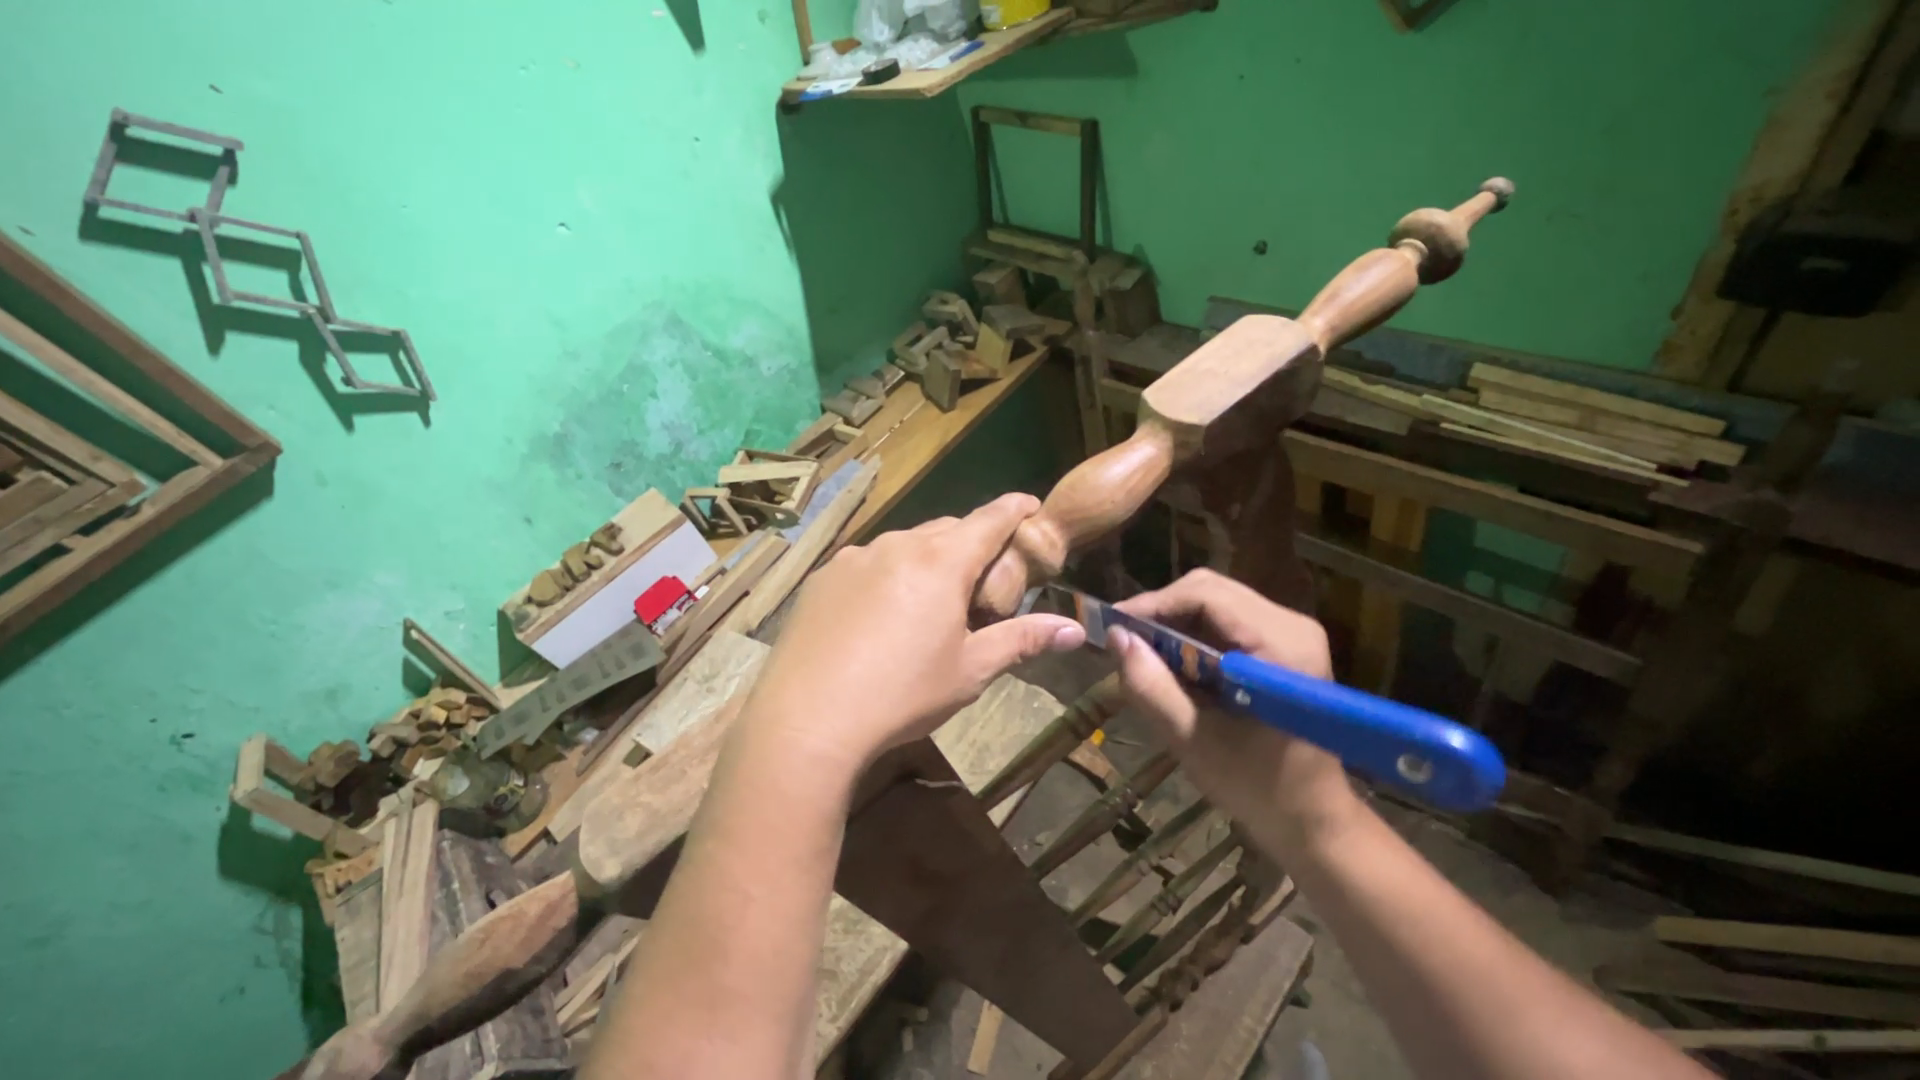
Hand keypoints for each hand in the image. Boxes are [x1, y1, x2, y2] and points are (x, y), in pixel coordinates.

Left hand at [741, 493, 1087, 774]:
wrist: (807, 719)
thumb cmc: (902, 694)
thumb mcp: (970, 671)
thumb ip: (1022, 640)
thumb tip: (1075, 630)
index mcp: (941, 562)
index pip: (989, 518)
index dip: (1014, 508)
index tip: (1030, 504)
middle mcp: (897, 545)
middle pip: (946, 530)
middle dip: (970, 544)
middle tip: (982, 580)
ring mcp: (853, 558)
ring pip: (904, 545)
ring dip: (925, 561)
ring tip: (928, 603)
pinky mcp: (822, 579)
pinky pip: (867, 564)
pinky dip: (886, 576)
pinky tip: (879, 616)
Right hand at [1108, 569, 1358, 852]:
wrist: (1311, 816)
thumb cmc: (1257, 785)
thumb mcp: (1193, 741)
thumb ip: (1152, 688)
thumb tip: (1116, 637)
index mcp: (1282, 645)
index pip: (1206, 595)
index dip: (1153, 604)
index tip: (1112, 626)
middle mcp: (1293, 624)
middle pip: (1211, 590)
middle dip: (1161, 611)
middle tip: (1123, 641)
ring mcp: (1292, 631)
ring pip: (1216, 601)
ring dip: (1175, 622)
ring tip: (1143, 653)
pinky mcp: (1285, 643)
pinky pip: (1228, 619)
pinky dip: (1193, 634)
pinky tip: (1174, 663)